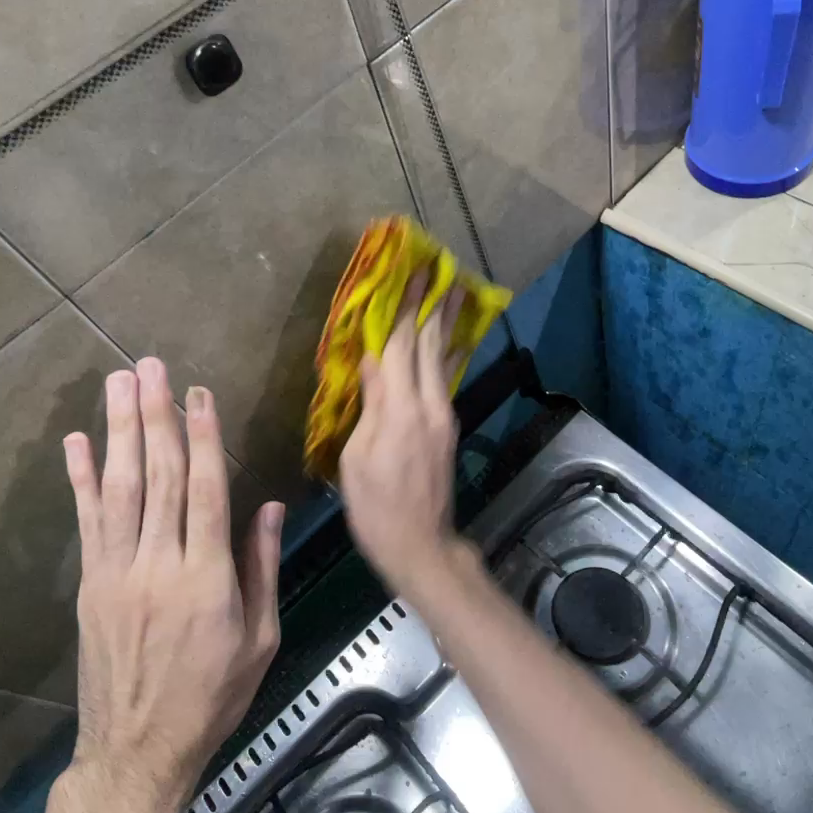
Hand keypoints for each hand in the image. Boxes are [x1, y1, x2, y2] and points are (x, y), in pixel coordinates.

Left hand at [34, 358, 282, 812]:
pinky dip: (80, 480)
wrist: (139, 748)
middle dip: (156, 416)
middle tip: (151, 367)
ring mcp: (117, 572)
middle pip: (157, 477)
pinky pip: (86, 523)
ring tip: (118, 384)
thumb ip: (260, 569)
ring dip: (118, 432)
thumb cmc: (213, 695)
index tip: (199, 393)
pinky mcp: (91, 584)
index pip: (204, 491)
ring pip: (119, 489)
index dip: (202, 437)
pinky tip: (77, 443)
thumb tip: (266, 506)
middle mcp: (158, 564)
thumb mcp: (260, 639)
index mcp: (207, 578)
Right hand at [339, 274, 472, 602]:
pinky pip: (445, 379)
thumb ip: (369, 403)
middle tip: (440, 270)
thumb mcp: (357, 455)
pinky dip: (446, 354)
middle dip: (432, 305)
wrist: (419, 543)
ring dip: (446, 324)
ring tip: (456, 293)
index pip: (400, 345)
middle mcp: (429, 404)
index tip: (411, 273)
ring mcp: (443, 415)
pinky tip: (449, 342)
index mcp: (400, 408)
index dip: (403, 308)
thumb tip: (371, 361)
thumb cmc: (375, 505)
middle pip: (429, 345)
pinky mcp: (447, 427)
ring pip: (443, 359)